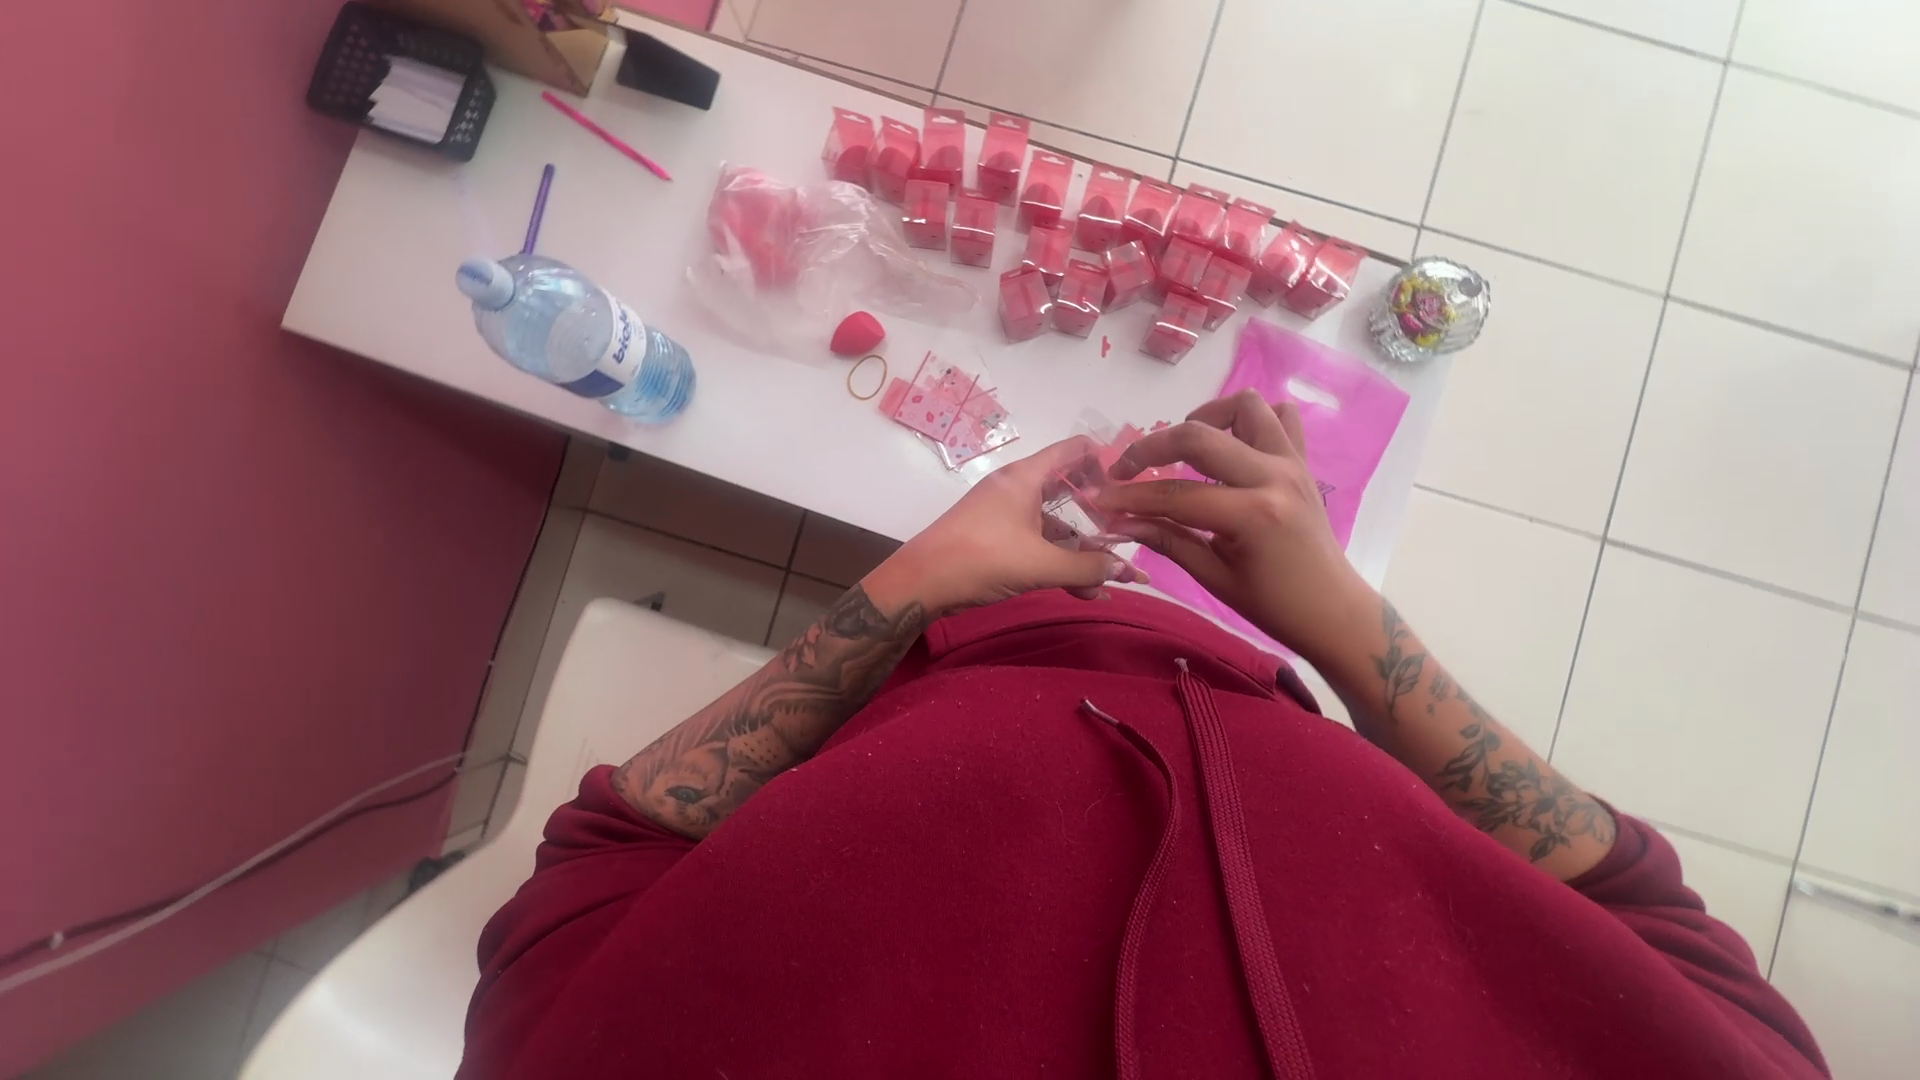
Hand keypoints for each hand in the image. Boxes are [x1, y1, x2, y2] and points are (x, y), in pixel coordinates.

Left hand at [865, 436, 1144, 615]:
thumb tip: (1127, 569)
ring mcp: (1006, 513)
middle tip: (1124, 541)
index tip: (1125, 495)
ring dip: (1081, 550)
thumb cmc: (981, 559)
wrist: (920, 583)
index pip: (1075, 449)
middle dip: (1099, 518)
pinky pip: (1039, 542)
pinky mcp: (997, 537)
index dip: (1106, 465)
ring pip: (1055, 524)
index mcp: (1026, 477)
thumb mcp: (1040, 565)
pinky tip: (1082, 590)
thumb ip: (1087, 567)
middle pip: (1070, 489)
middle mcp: (1017, 487)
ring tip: (1107, 580)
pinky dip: (1059, 561)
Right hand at [1094, 389, 1374, 661]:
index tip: (1099, 497)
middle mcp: (1274, 476)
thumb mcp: (1213, 577)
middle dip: (1152, 448)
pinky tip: (1228, 448)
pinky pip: (1279, 417)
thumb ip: (1166, 540)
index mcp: (1252, 514)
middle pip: (1198, 436)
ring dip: (1205, 420)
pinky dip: (1249, 422)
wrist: (1334, 611)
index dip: (1130, 496)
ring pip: (1244, 407)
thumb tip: (1119, 520)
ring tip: (1184, 450)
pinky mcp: (1302, 461)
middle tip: (1127, 470)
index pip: (1174, 495)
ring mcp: (1292, 463)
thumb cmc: (1273, 605)